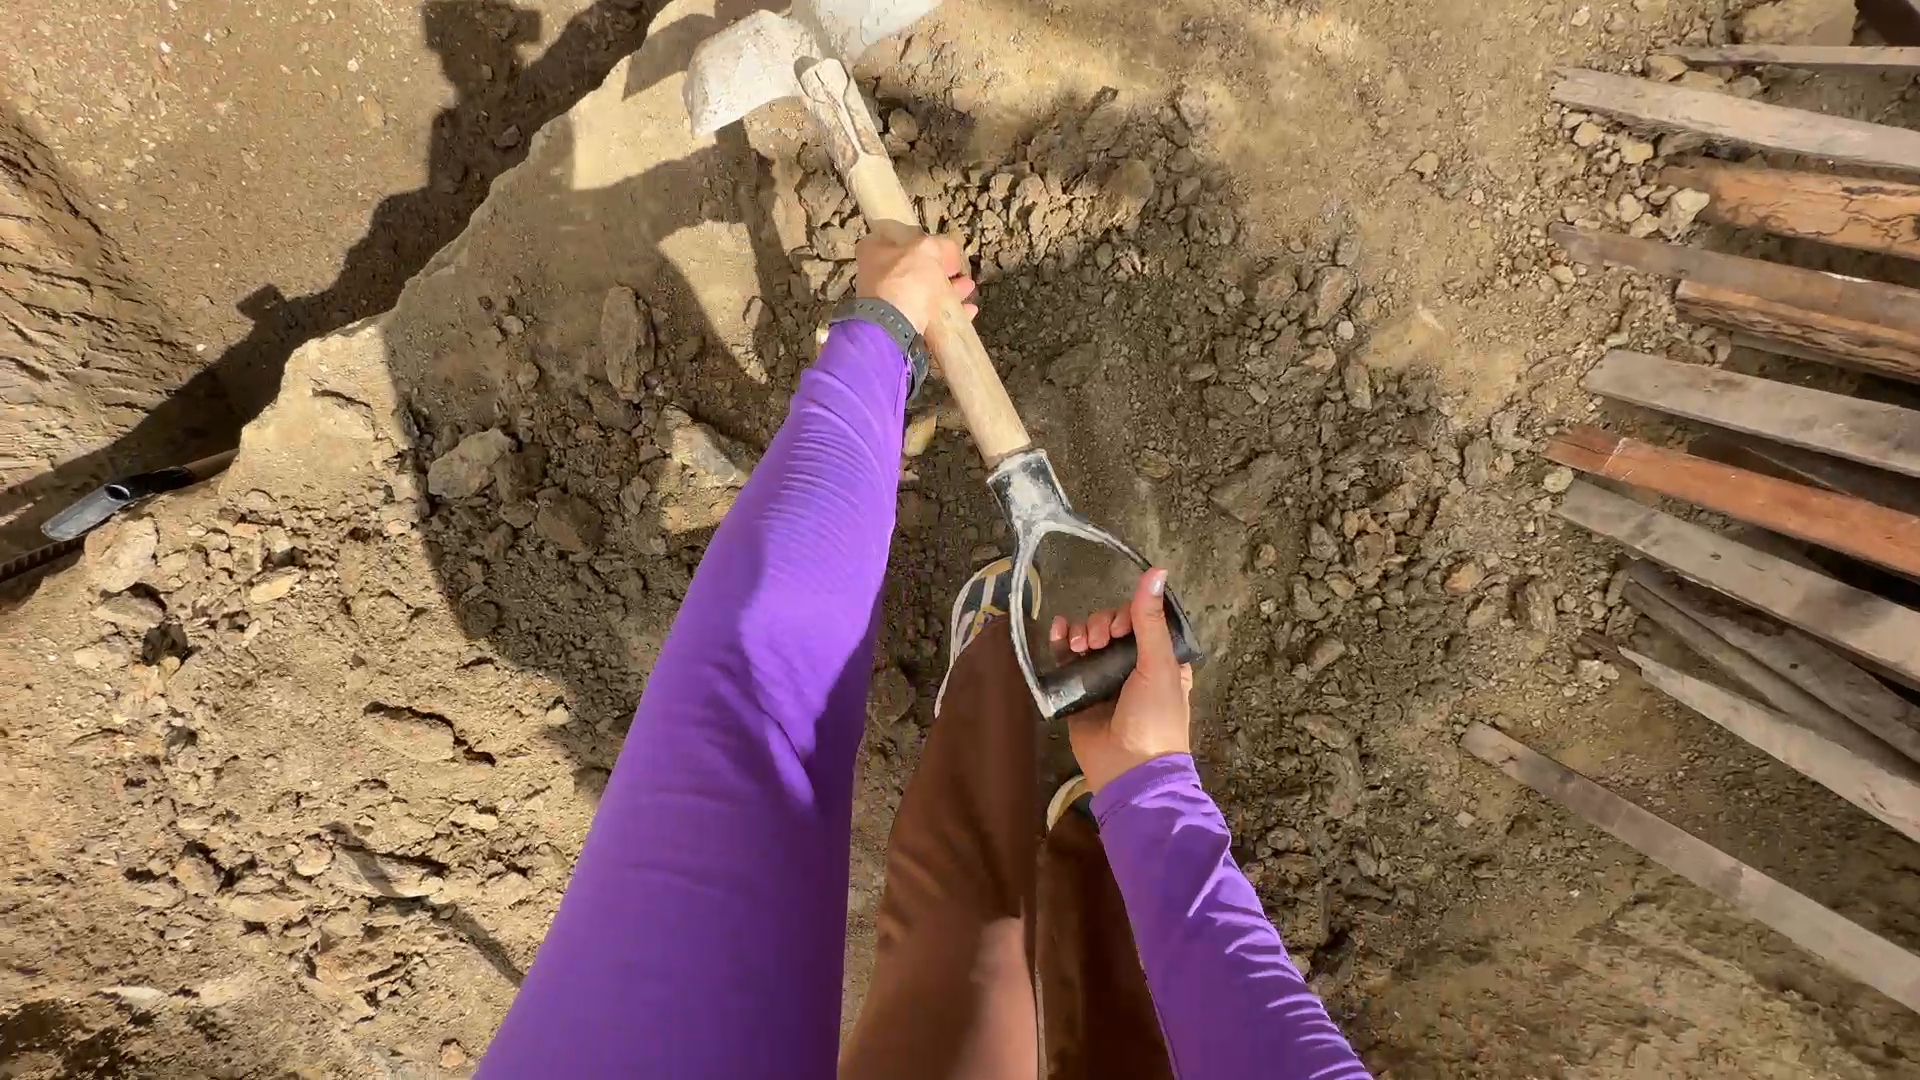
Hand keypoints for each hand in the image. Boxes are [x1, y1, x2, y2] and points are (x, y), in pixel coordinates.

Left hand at [855, 220, 977, 333]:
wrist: (895, 329)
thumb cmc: (907, 281)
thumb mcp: (928, 250)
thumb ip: (941, 245)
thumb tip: (949, 251)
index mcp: (874, 251)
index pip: (901, 241)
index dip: (926, 244)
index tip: (946, 252)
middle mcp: (875, 277)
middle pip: (914, 271)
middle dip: (942, 273)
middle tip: (961, 274)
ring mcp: (886, 306)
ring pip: (922, 296)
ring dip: (948, 293)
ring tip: (969, 291)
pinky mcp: (898, 329)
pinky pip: (926, 318)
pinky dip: (945, 315)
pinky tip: (967, 312)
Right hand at [1050, 568, 1194, 793]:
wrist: (1127, 768)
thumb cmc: (1154, 718)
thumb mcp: (1158, 665)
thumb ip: (1150, 620)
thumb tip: (1156, 571)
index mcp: (1159, 658)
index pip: (1141, 619)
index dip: (1128, 614)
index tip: (1122, 629)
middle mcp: (1131, 664)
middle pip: (1112, 624)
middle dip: (1101, 625)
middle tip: (1099, 642)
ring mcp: (1102, 676)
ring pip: (1088, 636)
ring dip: (1082, 632)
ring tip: (1080, 648)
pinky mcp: (1078, 689)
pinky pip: (1066, 657)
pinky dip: (1061, 640)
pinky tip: (1058, 631)